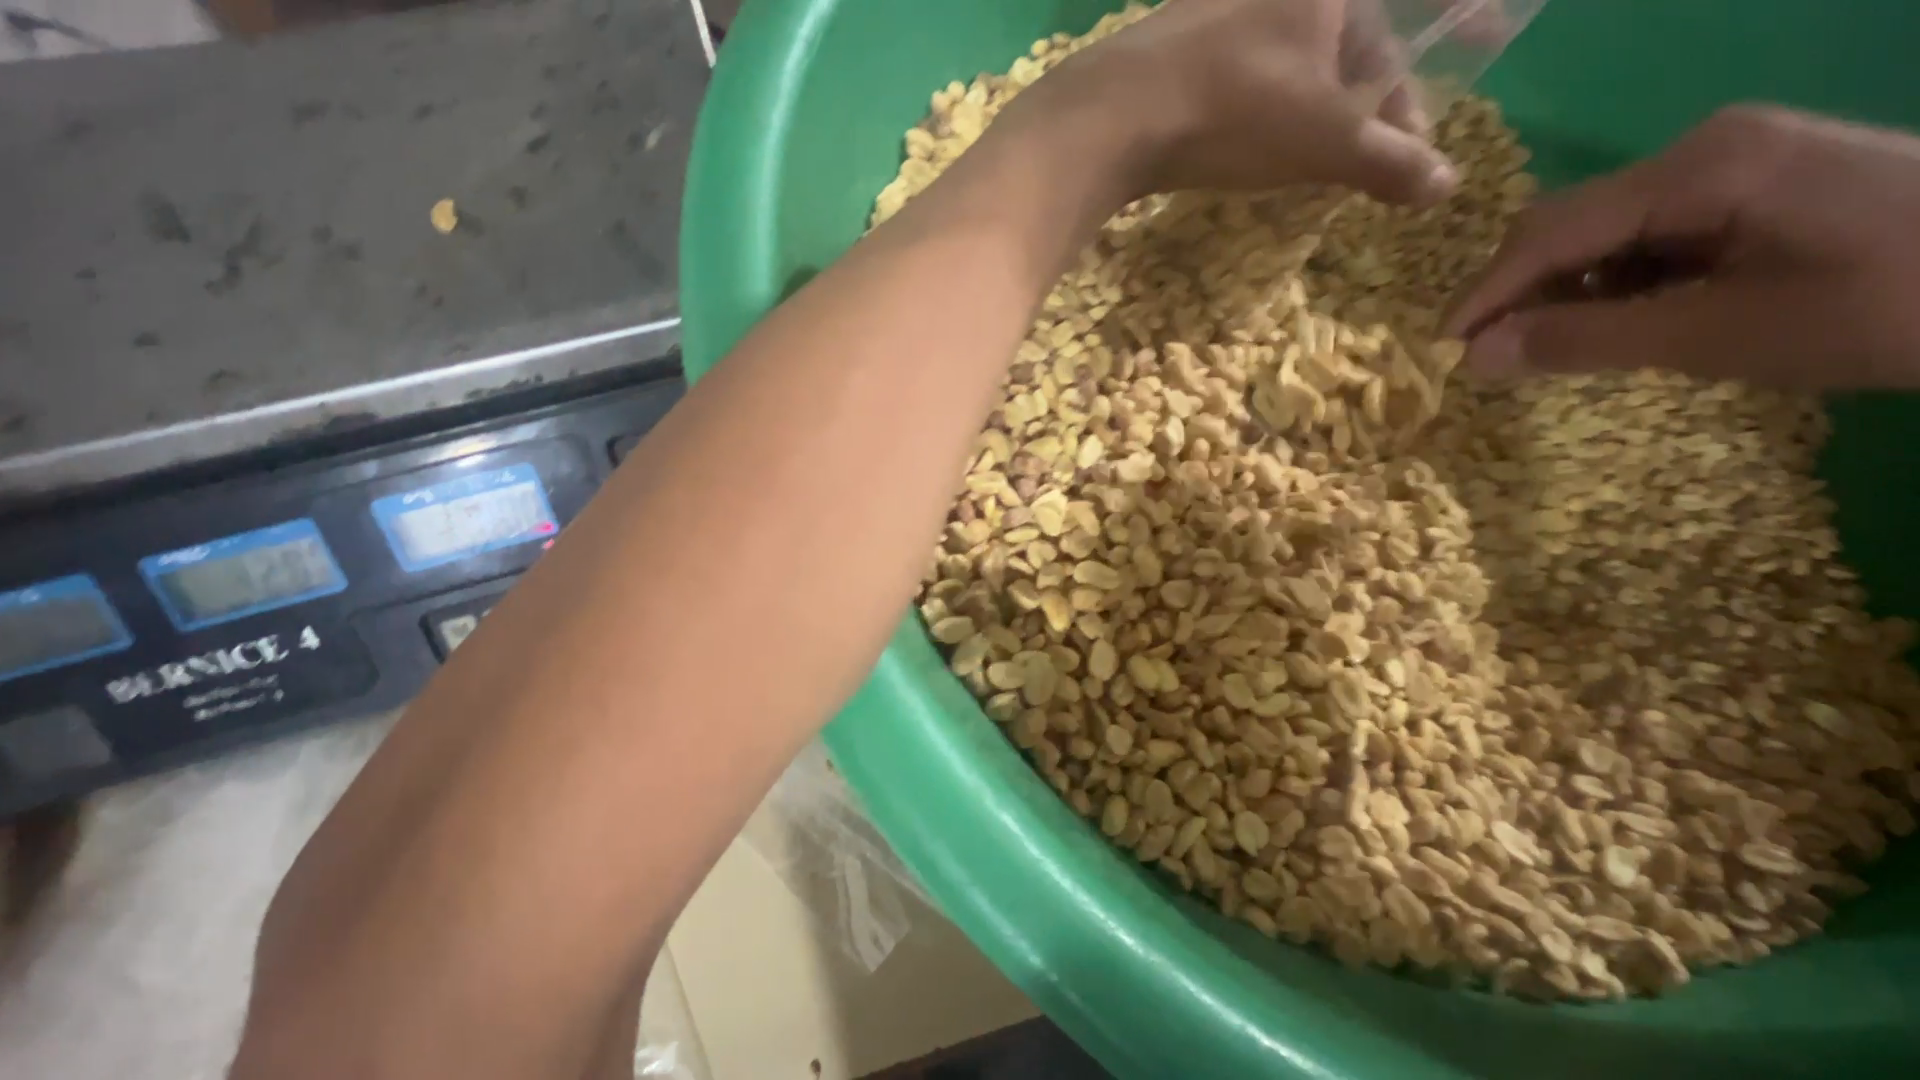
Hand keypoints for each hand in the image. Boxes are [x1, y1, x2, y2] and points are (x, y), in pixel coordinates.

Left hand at [1013, 0, 1458, 206]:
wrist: (1111, 116)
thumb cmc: (1234, 110)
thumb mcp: (1324, 140)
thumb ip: (1388, 160)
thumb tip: (1448, 185)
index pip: (1403, 16)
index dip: (1452, 30)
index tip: (1491, 41)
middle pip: (1350, 37)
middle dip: (1378, 93)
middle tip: (1390, 149)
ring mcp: (1221, 9)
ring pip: (1297, 56)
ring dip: (1325, 104)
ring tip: (1334, 156)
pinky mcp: (1179, 45)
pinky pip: (1251, 69)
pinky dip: (1276, 103)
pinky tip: (1270, 143)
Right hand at [1446, 105, 1919, 387]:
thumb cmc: (1891, 307)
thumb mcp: (1723, 334)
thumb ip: (1588, 340)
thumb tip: (1477, 356)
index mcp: (1697, 168)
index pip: (1548, 233)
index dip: (1485, 294)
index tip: (1439, 350)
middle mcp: (1706, 147)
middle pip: (1570, 221)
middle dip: (1521, 292)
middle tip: (1491, 358)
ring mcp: (1738, 161)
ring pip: (1609, 230)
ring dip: (1572, 291)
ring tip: (1557, 350)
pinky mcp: (1762, 184)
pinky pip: (1657, 232)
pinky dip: (1624, 282)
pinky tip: (1628, 320)